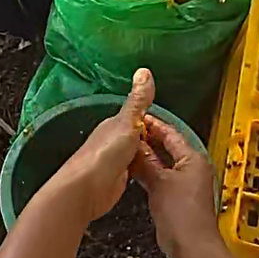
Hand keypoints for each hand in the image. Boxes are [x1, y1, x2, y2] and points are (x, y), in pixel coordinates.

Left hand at [47, 69, 156, 222]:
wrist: (88, 187)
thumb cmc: (106, 152)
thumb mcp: (127, 122)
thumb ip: (138, 101)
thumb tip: (144, 70)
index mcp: (113, 124)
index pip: (135, 117)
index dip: (150, 118)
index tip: (167, 122)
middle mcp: (112, 140)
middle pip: (135, 135)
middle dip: (149, 136)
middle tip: (170, 140)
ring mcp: (114, 160)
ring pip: (135, 152)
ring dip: (146, 152)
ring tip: (165, 154)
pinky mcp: (117, 179)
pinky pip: (135, 169)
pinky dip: (143, 168)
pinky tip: (152, 171)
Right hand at [132, 112, 218, 257]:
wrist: (191, 245)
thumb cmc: (181, 213)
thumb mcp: (159, 182)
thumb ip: (145, 162)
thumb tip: (133, 146)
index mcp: (193, 158)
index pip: (171, 134)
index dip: (154, 125)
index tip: (137, 118)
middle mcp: (192, 168)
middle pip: (169, 147)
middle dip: (150, 139)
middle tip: (128, 132)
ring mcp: (186, 183)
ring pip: (164, 162)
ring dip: (148, 156)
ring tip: (127, 148)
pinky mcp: (178, 196)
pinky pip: (162, 176)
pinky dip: (150, 171)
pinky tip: (135, 170)